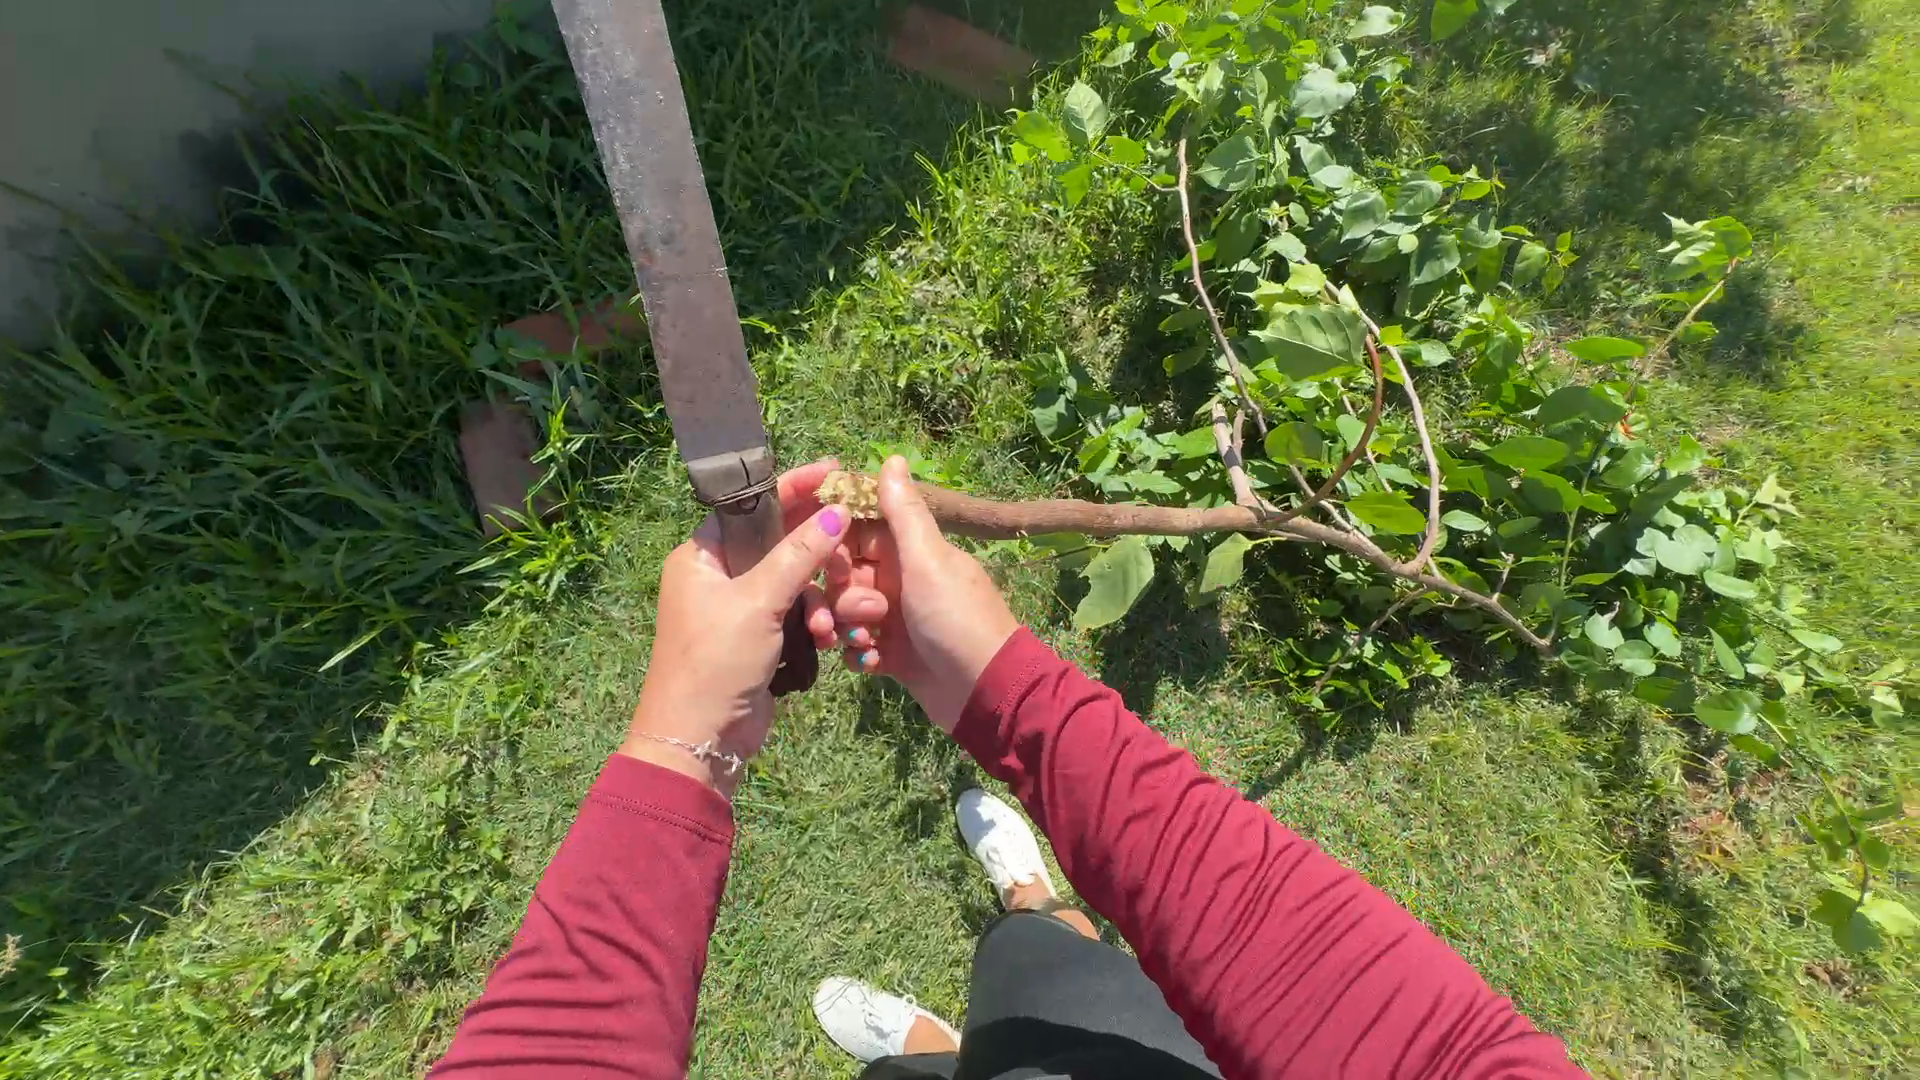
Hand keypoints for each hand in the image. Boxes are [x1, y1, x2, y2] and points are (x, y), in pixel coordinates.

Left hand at [624, 459, 847, 796]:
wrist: (700, 740)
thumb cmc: (715, 662)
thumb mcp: (759, 602)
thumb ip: (799, 555)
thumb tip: (837, 512)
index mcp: (702, 555)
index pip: (751, 506)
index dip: (792, 487)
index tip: (833, 471)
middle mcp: (719, 575)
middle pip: (778, 542)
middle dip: (814, 553)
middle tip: (851, 544)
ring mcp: (740, 607)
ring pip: (793, 580)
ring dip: (816, 598)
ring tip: (827, 622)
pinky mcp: (759, 635)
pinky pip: (795, 612)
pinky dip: (812, 621)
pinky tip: (824, 639)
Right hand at [827, 456, 1019, 731]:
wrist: (984, 692)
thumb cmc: (956, 619)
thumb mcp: (928, 560)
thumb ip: (904, 512)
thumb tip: (893, 457)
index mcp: (911, 551)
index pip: (858, 532)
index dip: (837, 544)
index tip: (826, 558)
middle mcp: (901, 579)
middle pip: (846, 575)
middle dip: (842, 596)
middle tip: (867, 615)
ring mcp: (897, 618)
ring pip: (846, 613)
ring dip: (848, 627)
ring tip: (868, 642)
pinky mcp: (894, 654)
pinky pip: (858, 645)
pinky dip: (861, 654)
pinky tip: (873, 663)